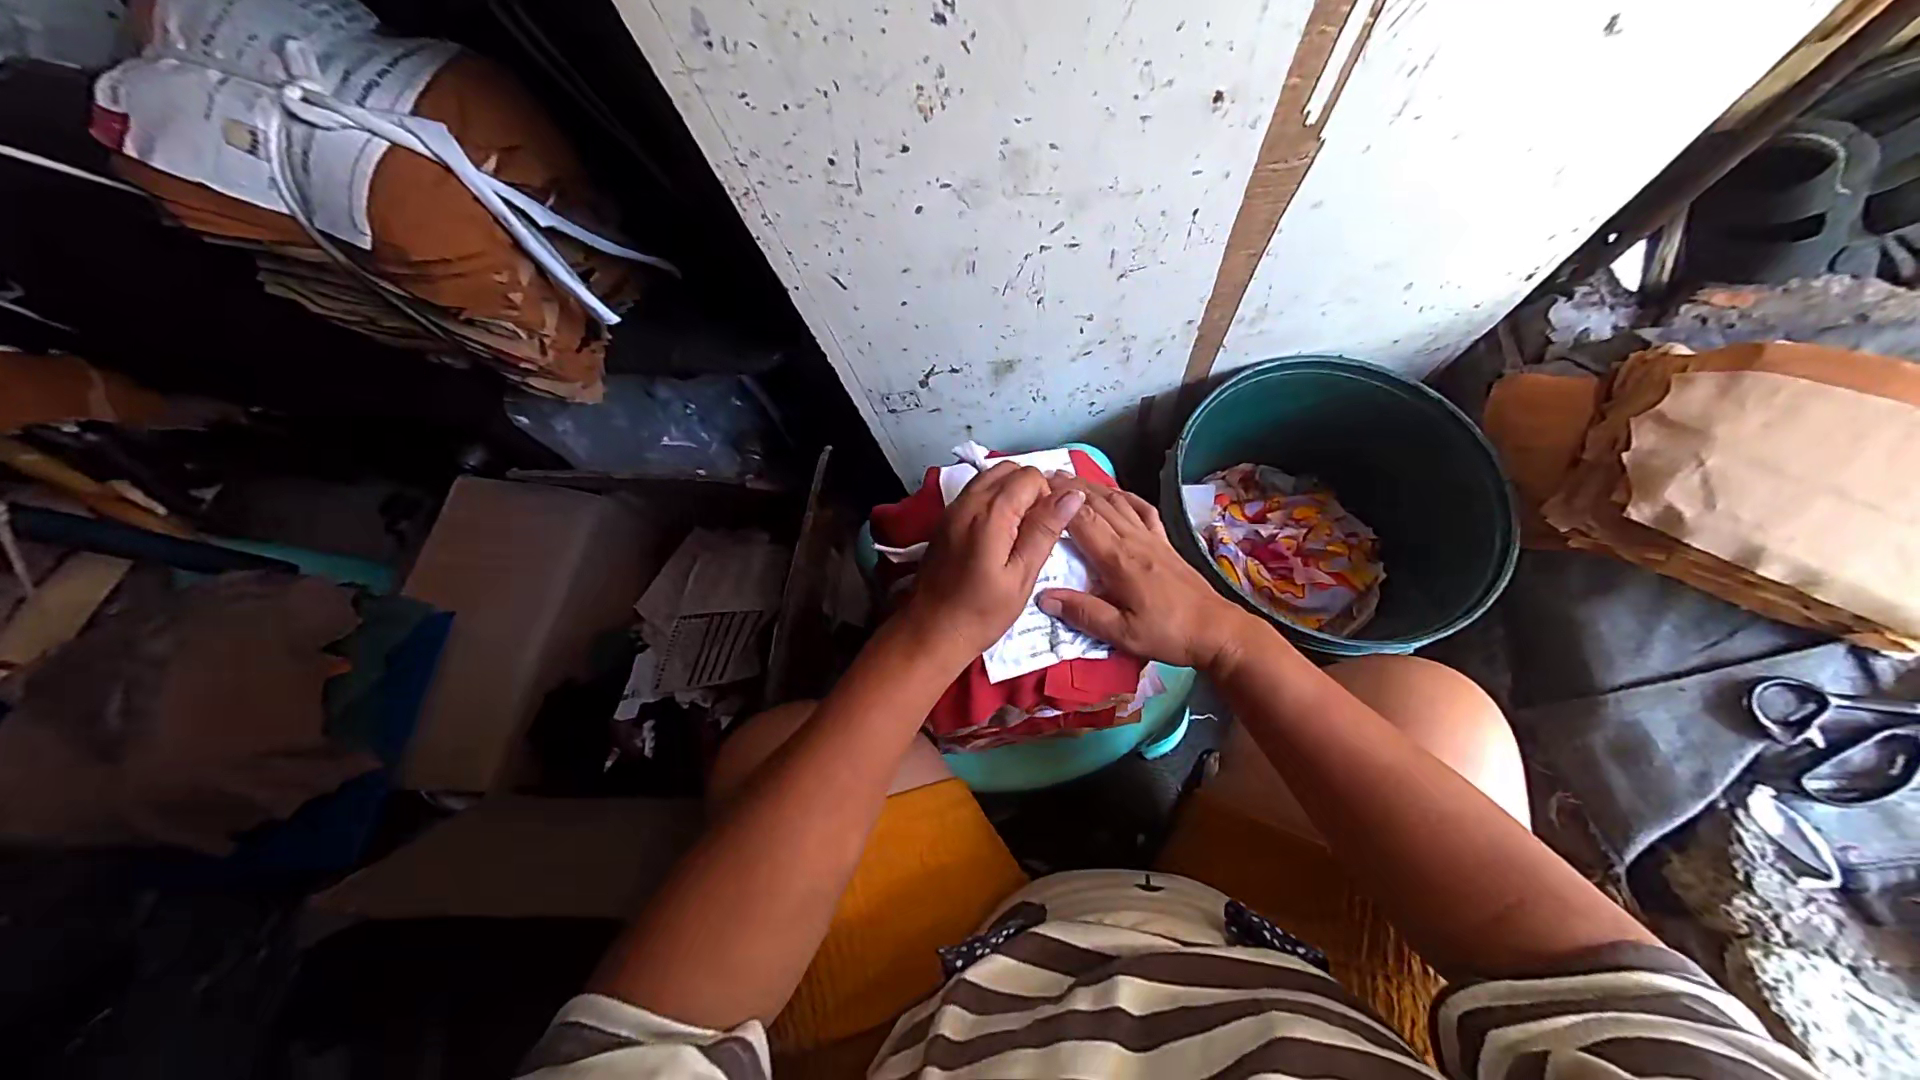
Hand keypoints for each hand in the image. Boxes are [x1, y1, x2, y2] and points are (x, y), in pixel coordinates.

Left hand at [899, 461, 1086, 661]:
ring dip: (1011, 493)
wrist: (930, 631)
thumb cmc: (981, 612)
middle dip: (1030, 490)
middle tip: (1036, 529)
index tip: (1048, 528)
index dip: (1048, 496)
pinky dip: (993, 500)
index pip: (1031, 476)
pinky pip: (975, 492)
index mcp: (990, 514)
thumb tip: (1072, 495)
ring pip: (990, 477)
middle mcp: (968, 502)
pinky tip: (998, 534)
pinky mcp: (944, 520)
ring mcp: (952, 509)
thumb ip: (1045, 530)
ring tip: (1019, 532)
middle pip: (1009, 470)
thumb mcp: (1022, 576)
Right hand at [1036, 475, 1268, 672]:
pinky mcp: (1165, 542)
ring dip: (1094, 487)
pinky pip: (1143, 510)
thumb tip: (1043, 597)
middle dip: (1070, 488)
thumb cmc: (1167, 633)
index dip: (1059, 501)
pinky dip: (1126, 496)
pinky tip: (1117, 492)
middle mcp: (1133, 540)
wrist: (1216, 630)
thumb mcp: (1121, 633)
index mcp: (1118, 560)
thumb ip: (1083, 613)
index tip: (1037, 488)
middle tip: (1044, 477)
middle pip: (1098, 504)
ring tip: (1071, 478)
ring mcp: (1152, 538)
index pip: (1082, 520)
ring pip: (1118, 503)